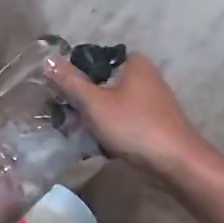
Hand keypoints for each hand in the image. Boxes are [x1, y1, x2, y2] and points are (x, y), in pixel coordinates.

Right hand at [46, 53, 210, 172]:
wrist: (176, 163)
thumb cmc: (133, 125)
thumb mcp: (95, 102)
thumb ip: (70, 81)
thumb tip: (48, 60)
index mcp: (134, 63)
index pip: (95, 59)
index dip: (75, 74)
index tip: (61, 93)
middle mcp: (146, 77)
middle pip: (102, 83)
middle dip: (83, 101)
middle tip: (67, 117)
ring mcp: (152, 101)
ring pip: (111, 104)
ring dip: (94, 118)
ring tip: (79, 133)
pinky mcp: (154, 122)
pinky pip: (123, 119)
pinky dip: (110, 129)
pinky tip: (99, 145)